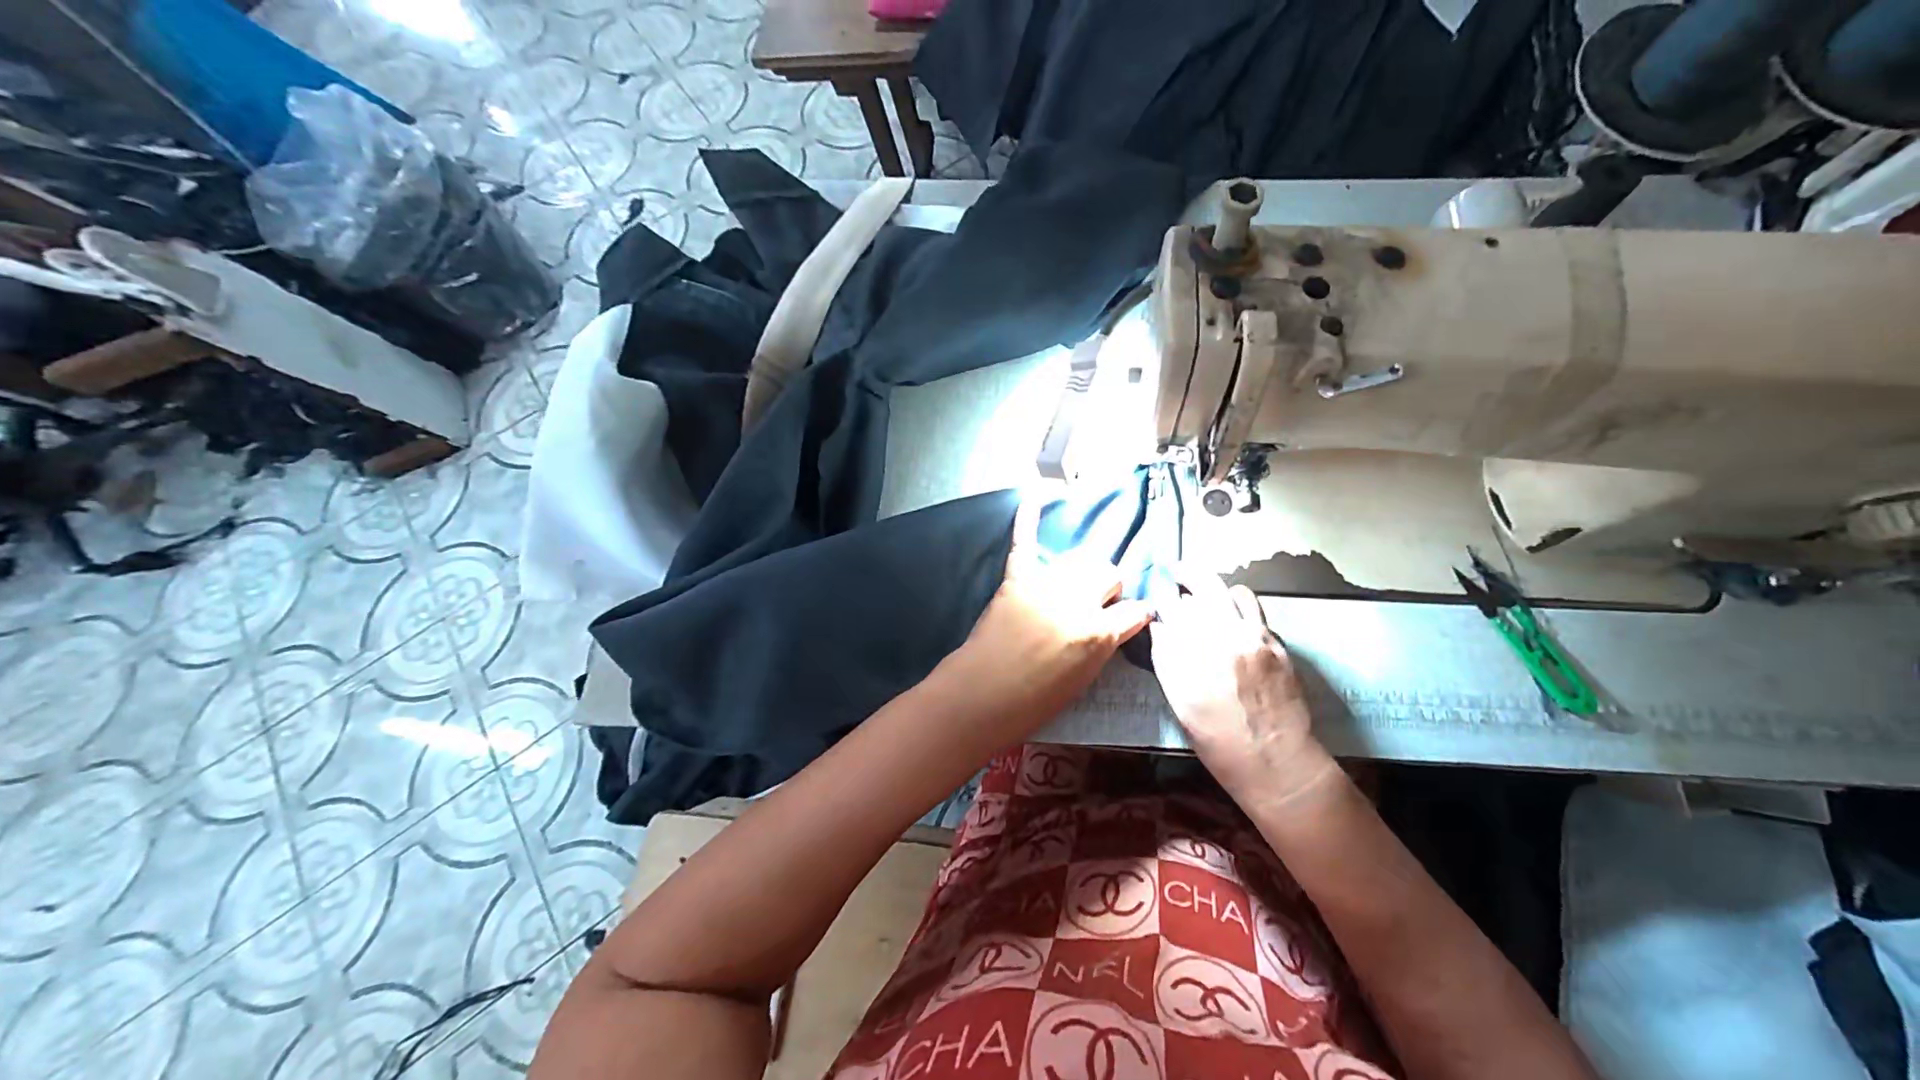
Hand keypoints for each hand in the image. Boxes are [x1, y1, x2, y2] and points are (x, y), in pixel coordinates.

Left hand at [937, 502, 1153, 748]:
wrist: (982, 695)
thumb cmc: (1034, 701)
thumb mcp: (1084, 678)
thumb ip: (1103, 645)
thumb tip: (1112, 624)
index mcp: (1099, 634)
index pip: (1136, 610)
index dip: (1134, 615)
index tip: (1132, 618)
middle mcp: (1077, 602)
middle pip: (1109, 574)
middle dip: (1107, 590)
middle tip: (1093, 608)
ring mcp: (1045, 587)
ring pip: (1080, 560)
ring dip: (1082, 572)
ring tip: (1072, 587)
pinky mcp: (1016, 580)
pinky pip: (1025, 543)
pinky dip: (1027, 519)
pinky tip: (1034, 494)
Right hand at [1151, 565, 1335, 804]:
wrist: (1275, 761)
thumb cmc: (1217, 741)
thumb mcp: (1179, 701)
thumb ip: (1168, 660)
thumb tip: (1162, 629)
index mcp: (1188, 657)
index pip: (1169, 608)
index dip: (1160, 597)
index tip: (1157, 595)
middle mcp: (1220, 639)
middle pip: (1200, 587)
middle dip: (1186, 574)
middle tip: (1176, 570)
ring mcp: (1252, 638)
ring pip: (1231, 592)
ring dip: (1215, 588)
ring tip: (1208, 593)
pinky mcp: (1276, 644)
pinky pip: (1255, 610)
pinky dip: (1239, 605)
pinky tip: (1235, 618)